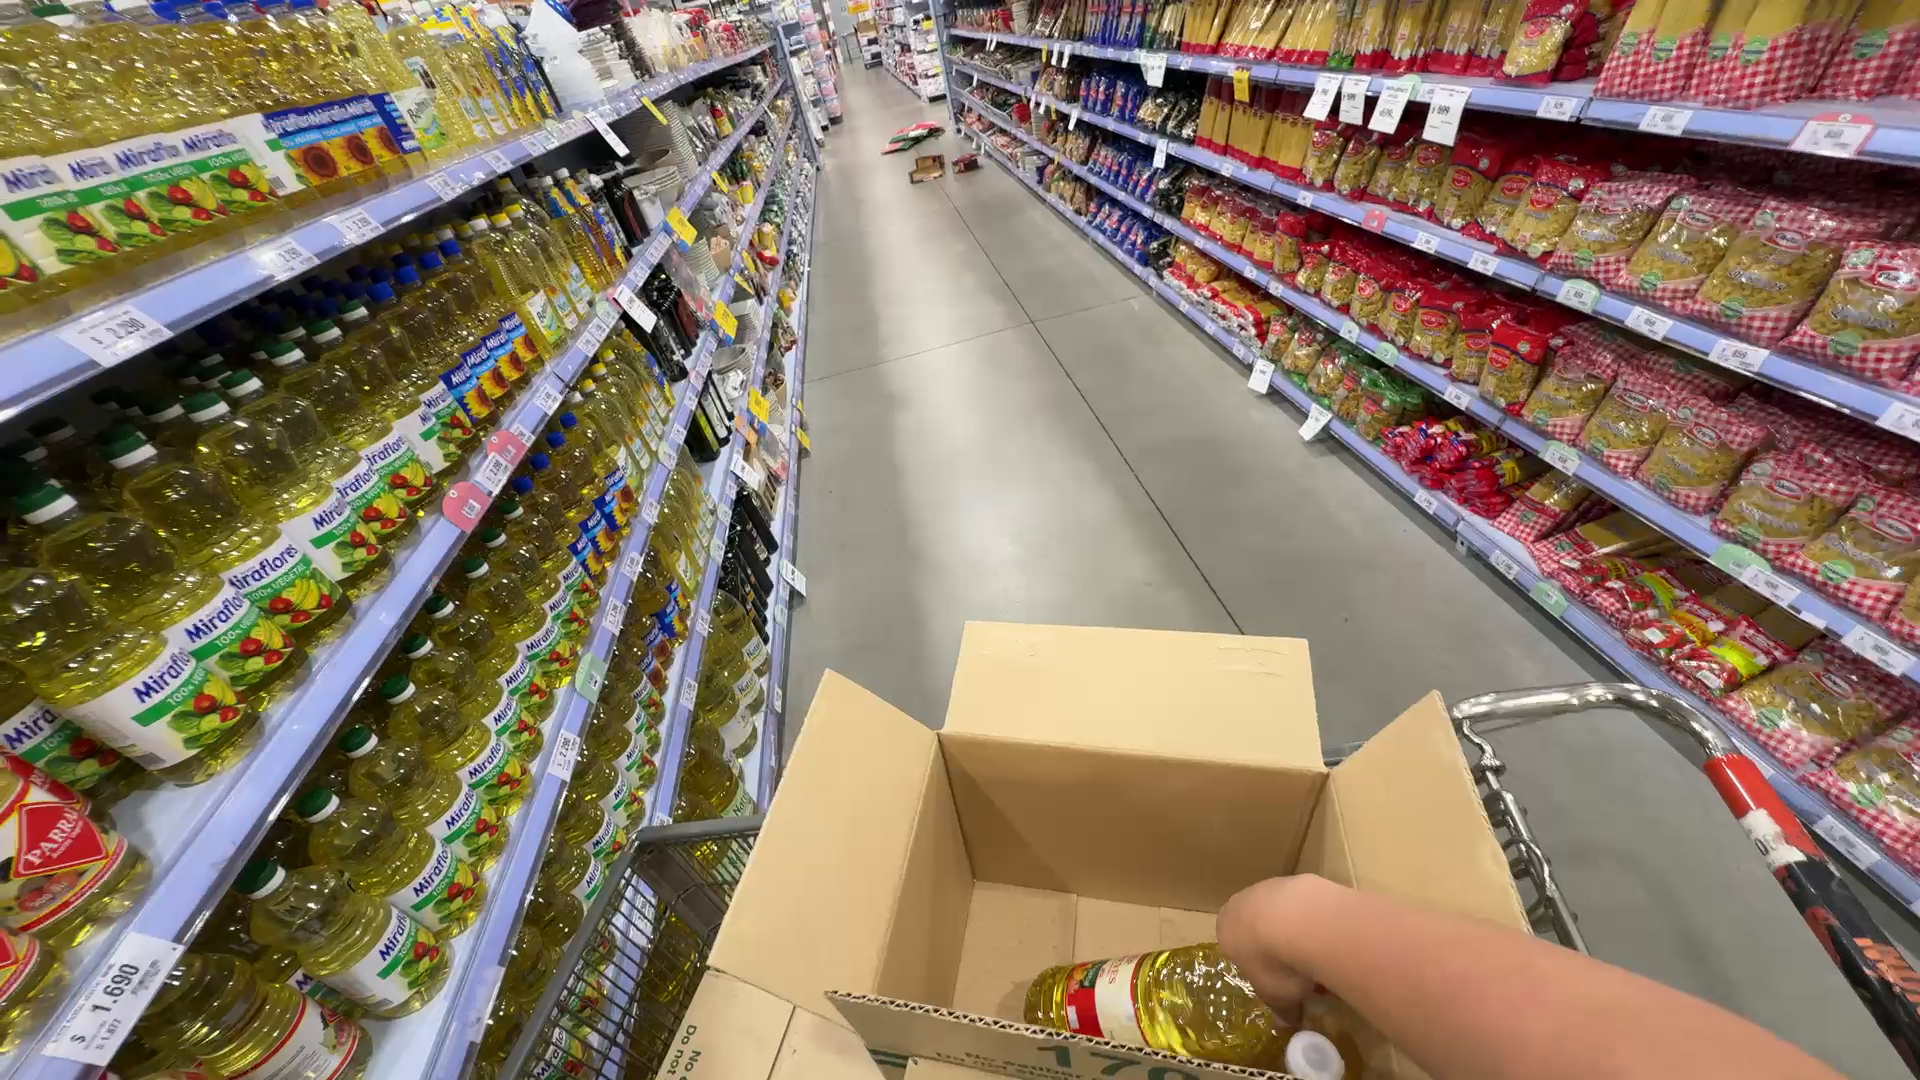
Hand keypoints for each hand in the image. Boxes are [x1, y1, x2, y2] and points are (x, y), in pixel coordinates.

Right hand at [1217, 875, 1326, 1022]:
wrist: (1299, 921)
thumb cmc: (1273, 962)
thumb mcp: (1274, 996)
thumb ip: (1279, 1008)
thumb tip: (1287, 1020)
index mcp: (1226, 928)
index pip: (1236, 948)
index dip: (1257, 968)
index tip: (1277, 984)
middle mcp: (1241, 902)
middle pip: (1258, 928)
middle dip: (1278, 951)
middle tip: (1300, 975)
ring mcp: (1268, 887)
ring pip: (1282, 916)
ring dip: (1297, 936)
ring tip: (1320, 960)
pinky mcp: (1296, 880)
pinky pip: (1304, 907)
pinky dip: (1314, 923)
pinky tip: (1329, 940)